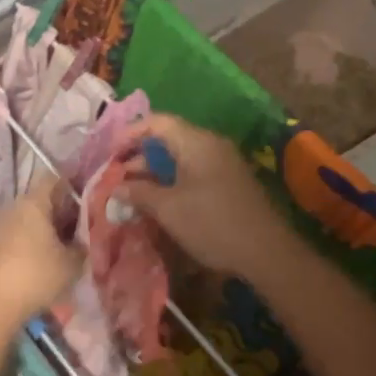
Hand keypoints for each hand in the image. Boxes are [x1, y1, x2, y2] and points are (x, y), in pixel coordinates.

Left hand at [0, 176, 81, 324]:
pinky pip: (20, 233)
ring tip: (69, 245)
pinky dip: (35, 239)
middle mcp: (14, 207)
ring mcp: (1, 225)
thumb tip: (82, 240)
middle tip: (83, 226)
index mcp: (33, 202)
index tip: (89, 198)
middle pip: (42, 199)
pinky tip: (48, 258)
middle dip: (63, 210)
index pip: (54, 179)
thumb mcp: (72, 263)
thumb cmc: (37, 275)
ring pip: (31, 217)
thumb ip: (82, 245)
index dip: (73, 185)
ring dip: (49, 227)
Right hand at [116, 114, 297, 277]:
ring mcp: (223, 164)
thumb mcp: (168, 209)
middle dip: (139, 158)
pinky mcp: (229, 183)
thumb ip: (139, 192)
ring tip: (132, 194)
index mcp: (196, 142)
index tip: (109, 154)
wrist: (267, 253)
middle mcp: (211, 145)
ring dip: (154, 173)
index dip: (129, 134)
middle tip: (116, 179)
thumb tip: (117, 186)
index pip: (156, 122)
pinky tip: (159, 203)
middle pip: (168, 140)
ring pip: (180, 159)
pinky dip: (172, 182)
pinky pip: (194, 172)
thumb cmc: (212, 224)